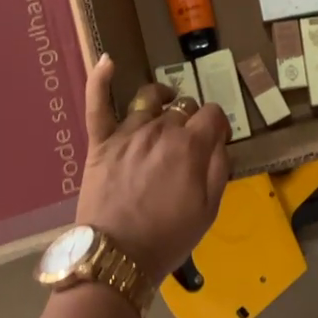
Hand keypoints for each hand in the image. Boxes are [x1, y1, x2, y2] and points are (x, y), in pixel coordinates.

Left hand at [76, 55, 230, 280]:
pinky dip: (100, 79)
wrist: (116, 257)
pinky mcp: (100, 142)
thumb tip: (219, 143)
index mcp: (190, 146)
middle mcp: (160, 129)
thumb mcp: (209, 210)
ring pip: (148, 99)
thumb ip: (219, 170)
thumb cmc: (167, 238)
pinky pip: (98, 103)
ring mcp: (127, 133)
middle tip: (188, 144)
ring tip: (165, 105)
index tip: (216, 140)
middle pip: (182, 108)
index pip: (212, 114)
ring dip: (162, 100)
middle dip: (190, 120)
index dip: (218, 125)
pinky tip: (107, 59)